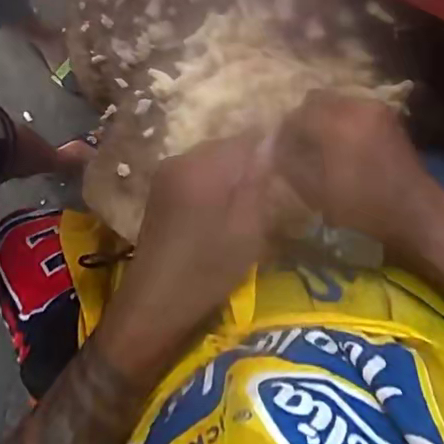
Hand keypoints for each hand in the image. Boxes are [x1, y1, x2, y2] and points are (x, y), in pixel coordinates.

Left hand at [116, 135, 288, 327]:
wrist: (153, 306)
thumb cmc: (208, 269)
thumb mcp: (248, 226)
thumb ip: (260, 180)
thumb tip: (275, 144)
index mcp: (204, 164)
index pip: (250, 138)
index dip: (273, 151)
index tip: (290, 173)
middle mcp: (182, 158)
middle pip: (230, 146)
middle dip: (253, 163)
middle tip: (274, 192)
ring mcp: (167, 172)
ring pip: (215, 160)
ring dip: (235, 175)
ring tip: (251, 203)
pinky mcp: (161, 189)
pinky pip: (198, 173)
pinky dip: (216, 184)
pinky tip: (225, 211)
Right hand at [272, 92, 443, 255]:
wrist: (417, 213)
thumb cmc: (365, 209)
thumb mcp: (317, 193)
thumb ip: (291, 165)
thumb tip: (274, 150)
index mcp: (336, 122)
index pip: (296, 115)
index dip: (283, 133)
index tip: (276, 153)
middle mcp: (356, 106)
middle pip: (316, 100)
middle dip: (301, 120)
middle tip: (295, 146)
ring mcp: (376, 108)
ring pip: (336, 102)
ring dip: (322, 118)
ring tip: (317, 147)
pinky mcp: (389, 117)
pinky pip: (355, 109)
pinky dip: (341, 120)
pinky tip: (340, 145)